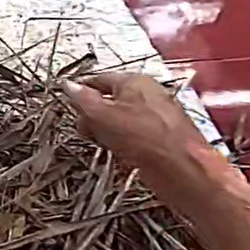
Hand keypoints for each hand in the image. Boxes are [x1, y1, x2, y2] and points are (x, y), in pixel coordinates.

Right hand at [58, 72, 220, 192]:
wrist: (181, 169)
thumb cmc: (140, 137)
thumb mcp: (100, 115)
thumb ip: (82, 99)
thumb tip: (68, 85)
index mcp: (135, 80)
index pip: (98, 80)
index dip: (80, 93)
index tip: (69, 107)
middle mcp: (151, 92)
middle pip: (111, 99)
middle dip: (94, 115)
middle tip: (86, 130)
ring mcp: (161, 114)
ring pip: (123, 118)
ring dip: (108, 130)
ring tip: (104, 143)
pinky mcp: (167, 135)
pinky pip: (136, 133)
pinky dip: (124, 140)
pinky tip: (121, 152)